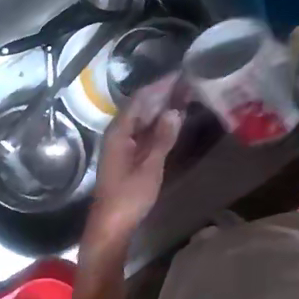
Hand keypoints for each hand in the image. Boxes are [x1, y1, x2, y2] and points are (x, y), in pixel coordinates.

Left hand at [83, 75, 184, 258]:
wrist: (111, 225)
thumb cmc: (129, 196)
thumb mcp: (150, 167)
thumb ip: (163, 138)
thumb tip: (174, 110)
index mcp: (119, 131)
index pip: (140, 98)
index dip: (160, 85)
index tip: (180, 73)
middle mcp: (118, 133)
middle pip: (141, 106)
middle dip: (162, 93)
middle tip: (187, 82)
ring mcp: (122, 144)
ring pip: (143, 118)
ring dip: (161, 107)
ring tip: (185, 95)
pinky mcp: (127, 155)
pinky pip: (144, 131)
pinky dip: (158, 123)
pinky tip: (173, 121)